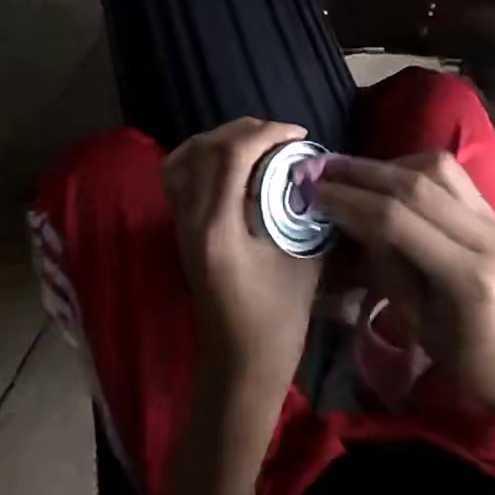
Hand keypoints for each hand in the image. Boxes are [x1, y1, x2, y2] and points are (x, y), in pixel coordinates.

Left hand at [161, 118, 322, 382]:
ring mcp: (178, 222)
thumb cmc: (277, 321)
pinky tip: (228, 160)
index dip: (265, 133)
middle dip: (246, 130)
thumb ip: (306, 211)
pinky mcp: (178, 227)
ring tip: (256, 141)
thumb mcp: (302, 262)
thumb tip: (316, 173)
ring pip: (185, 156)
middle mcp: (189, 218)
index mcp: (218, 228)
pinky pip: (178, 174)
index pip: (230, 155)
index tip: (298, 134)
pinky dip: (200, 154)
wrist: (238, 364)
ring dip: (220, 138)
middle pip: (205, 148)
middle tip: (282, 135)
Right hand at [315, 151, 494, 414]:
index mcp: (470, 279)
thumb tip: (343, 210)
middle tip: (323, 169)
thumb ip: (382, 257)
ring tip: (354, 172)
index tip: (314, 192)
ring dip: (387, 164)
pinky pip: (449, 173)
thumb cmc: (463, 356)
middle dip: (361, 173)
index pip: (397, 220)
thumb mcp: (412, 316)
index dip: (350, 200)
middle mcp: (491, 240)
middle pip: (416, 185)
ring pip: (436, 168)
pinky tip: (387, 176)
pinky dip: (410, 167)